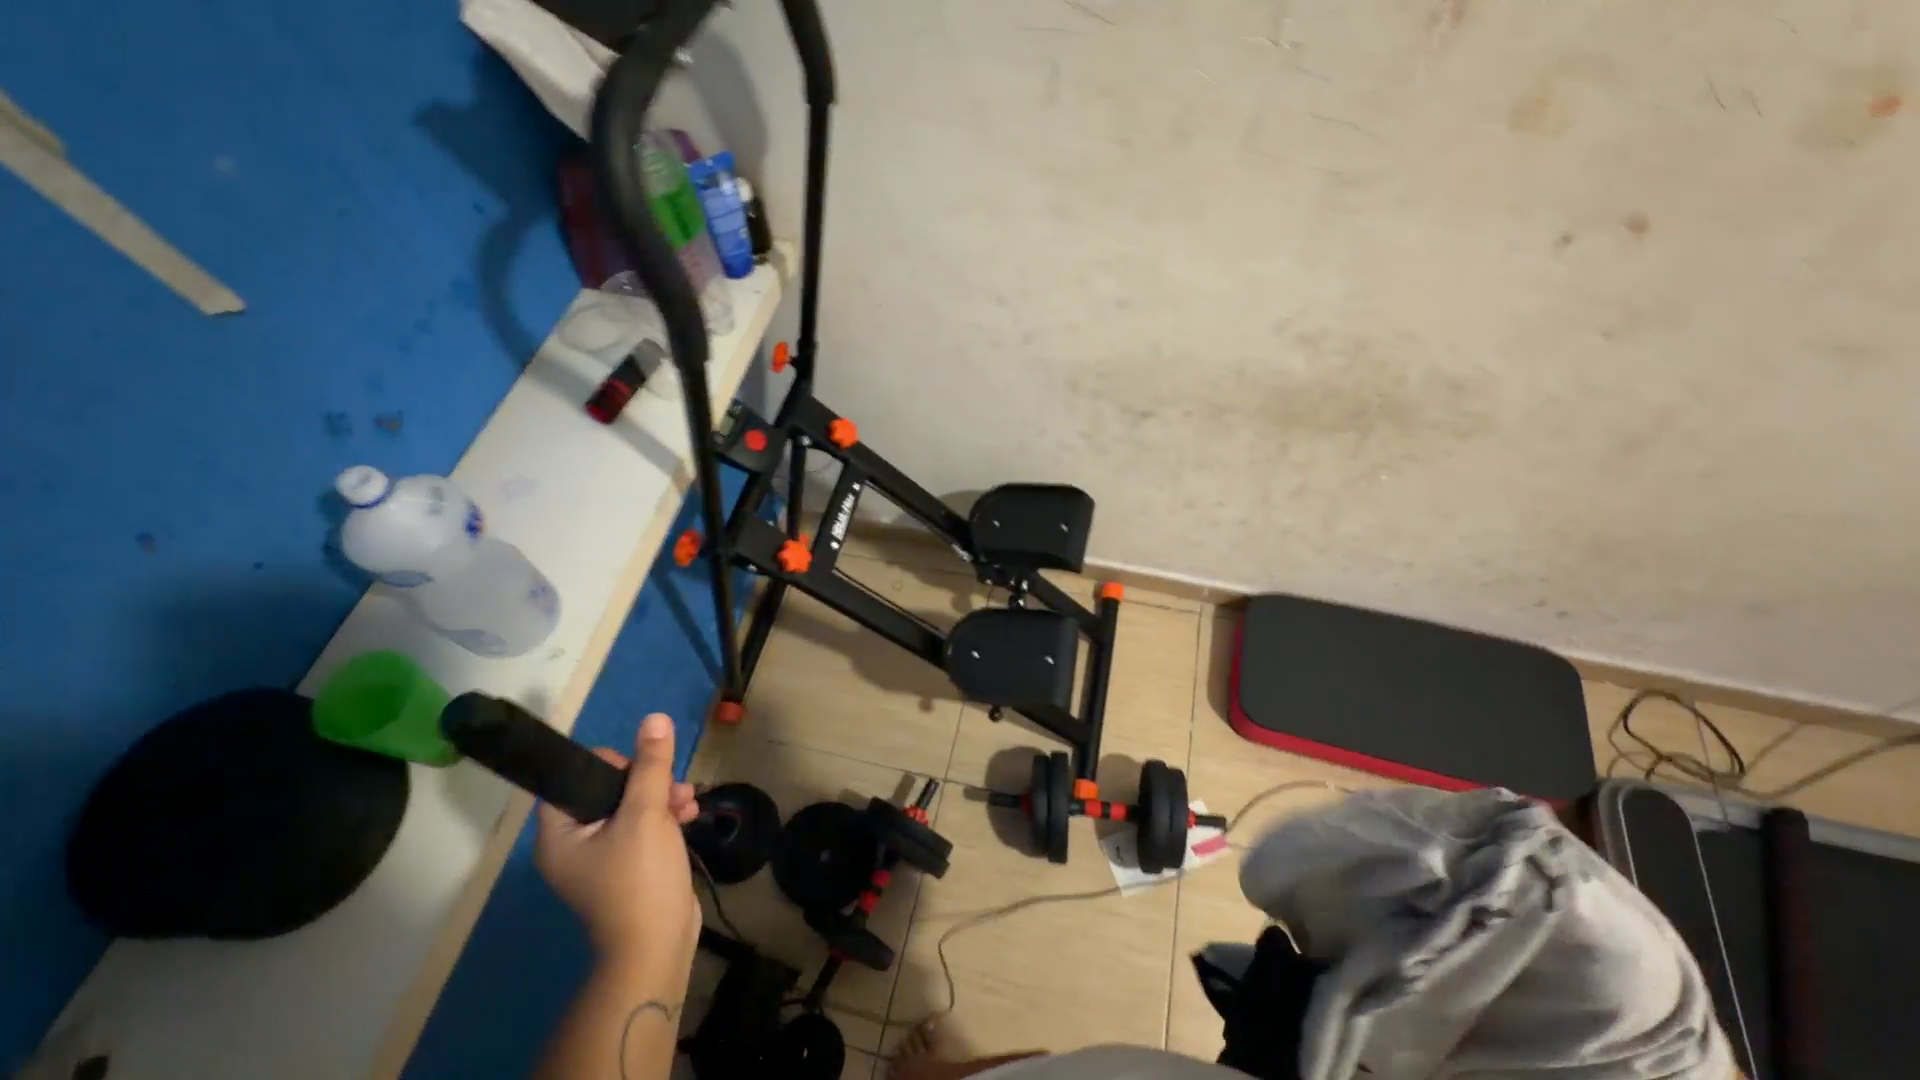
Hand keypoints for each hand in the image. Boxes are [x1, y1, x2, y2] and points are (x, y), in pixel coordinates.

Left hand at [535, 713, 702, 965]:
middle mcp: (572, 845)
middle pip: (606, 790)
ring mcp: (600, 860)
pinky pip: (642, 830)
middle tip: (671, 783)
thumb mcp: (646, 814)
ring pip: (629, 809)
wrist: (656, 948)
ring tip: (689, 799)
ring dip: (661, 797)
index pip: (572, 778)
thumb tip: (654, 719)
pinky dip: (664, 819)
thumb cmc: (639, 878)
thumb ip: (651, 765)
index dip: (607, 764)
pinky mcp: (627, 870)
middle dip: (646, 781)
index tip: (640, 767)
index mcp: (559, 834)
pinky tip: (689, 813)